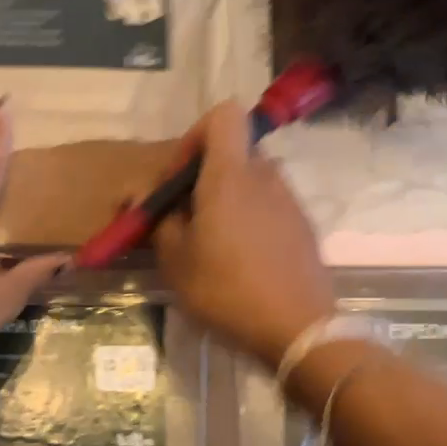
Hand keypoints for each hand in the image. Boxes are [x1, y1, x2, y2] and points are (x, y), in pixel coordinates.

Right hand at [152, 102, 335, 366]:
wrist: (297, 329)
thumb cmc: (225, 290)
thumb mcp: (174, 260)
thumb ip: (158, 220)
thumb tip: (144, 197)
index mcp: (230, 176)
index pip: (222, 116)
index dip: (194, 137)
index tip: (175, 178)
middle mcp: (265, 176)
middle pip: (232, 153)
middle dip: (202, 177)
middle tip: (180, 217)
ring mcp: (289, 200)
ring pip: (249, 181)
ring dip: (224, 200)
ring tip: (206, 242)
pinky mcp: (302, 225)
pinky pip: (266, 205)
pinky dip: (246, 219)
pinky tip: (235, 260)